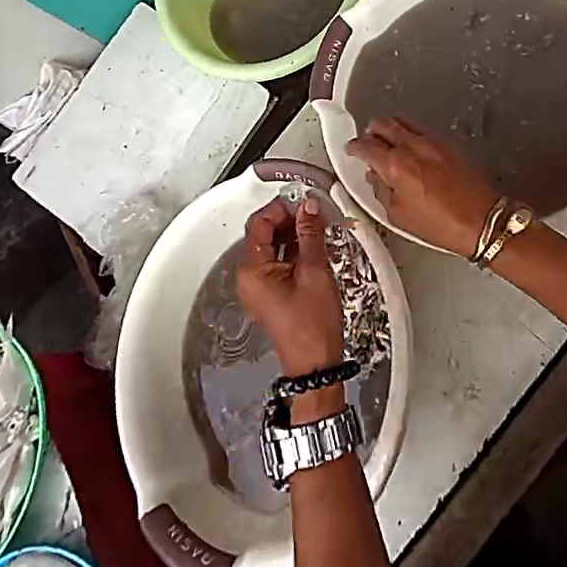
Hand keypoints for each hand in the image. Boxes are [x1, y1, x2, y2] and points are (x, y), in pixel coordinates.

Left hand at [236, 195, 343, 376]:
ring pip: (272, 247)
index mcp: (252, 270)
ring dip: (292, 234)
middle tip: (311, 212)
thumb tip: (309, 208)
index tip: (300, 202)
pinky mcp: (271, 293)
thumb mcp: (315, 272)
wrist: (316, 364)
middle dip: (288, 220)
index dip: (279, 209)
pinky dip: (293, 251)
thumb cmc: (312, 327)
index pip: (259, 224)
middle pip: (264, 234)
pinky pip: (277, 262)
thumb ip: (310, 235)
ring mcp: (259, 286)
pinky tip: (312, 245)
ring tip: (316, 226)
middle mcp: (250, 277)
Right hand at [347, 116, 500, 256]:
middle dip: (369, 133)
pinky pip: (421, 129)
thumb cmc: (443, 224)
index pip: (364, 145)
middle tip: (367, 145)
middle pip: (381, 123)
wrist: (483, 222)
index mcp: (395, 164)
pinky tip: (411, 149)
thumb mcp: (397, 215)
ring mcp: (432, 142)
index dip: (353, 147)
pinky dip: (410, 133)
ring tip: (388, 143)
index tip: (352, 151)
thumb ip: (379, 189)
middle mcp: (412, 147)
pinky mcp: (448, 144)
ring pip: (401, 121)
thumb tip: (374, 178)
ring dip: (389, 129)